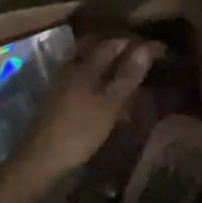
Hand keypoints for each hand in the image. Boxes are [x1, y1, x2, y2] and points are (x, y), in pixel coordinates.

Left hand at [11, 37, 159, 179]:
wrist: (40, 158)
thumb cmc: (79, 130)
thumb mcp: (110, 105)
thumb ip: (127, 76)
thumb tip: (146, 47)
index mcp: (86, 64)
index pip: (116, 43)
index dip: (139, 44)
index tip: (161, 50)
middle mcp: (73, 66)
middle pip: (99, 47)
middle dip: (121, 48)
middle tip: (142, 56)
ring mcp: (62, 81)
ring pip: (89, 62)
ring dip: (109, 64)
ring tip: (128, 75)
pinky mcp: (57, 97)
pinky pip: (83, 79)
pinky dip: (98, 79)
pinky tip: (107, 95)